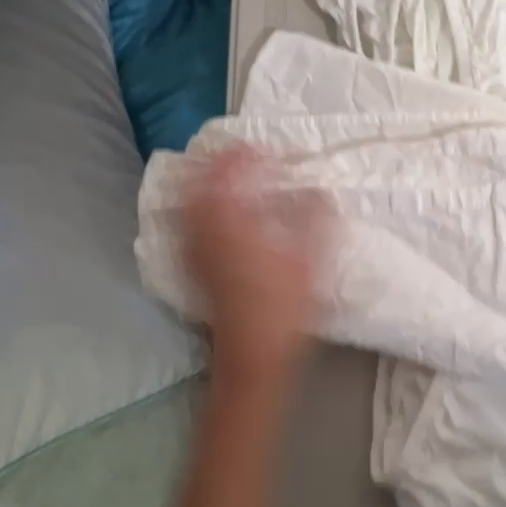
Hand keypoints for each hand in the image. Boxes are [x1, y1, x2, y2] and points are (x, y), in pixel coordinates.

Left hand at [180, 147, 331, 388]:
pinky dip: (195, 208)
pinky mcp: (191, 269)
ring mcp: (193, 251)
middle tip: (237, 153)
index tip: (263, 147)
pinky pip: (185, 225)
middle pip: (197, 183)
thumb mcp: (311, 260)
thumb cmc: (284, 309)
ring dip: (202, 183)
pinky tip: (213, 214)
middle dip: (215, 163)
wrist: (250, 359)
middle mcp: (205, 231)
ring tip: (223, 176)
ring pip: (186, 203)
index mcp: (233, 222)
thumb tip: (320, 188)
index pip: (229, 173)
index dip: (244, 155)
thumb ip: (316, 218)